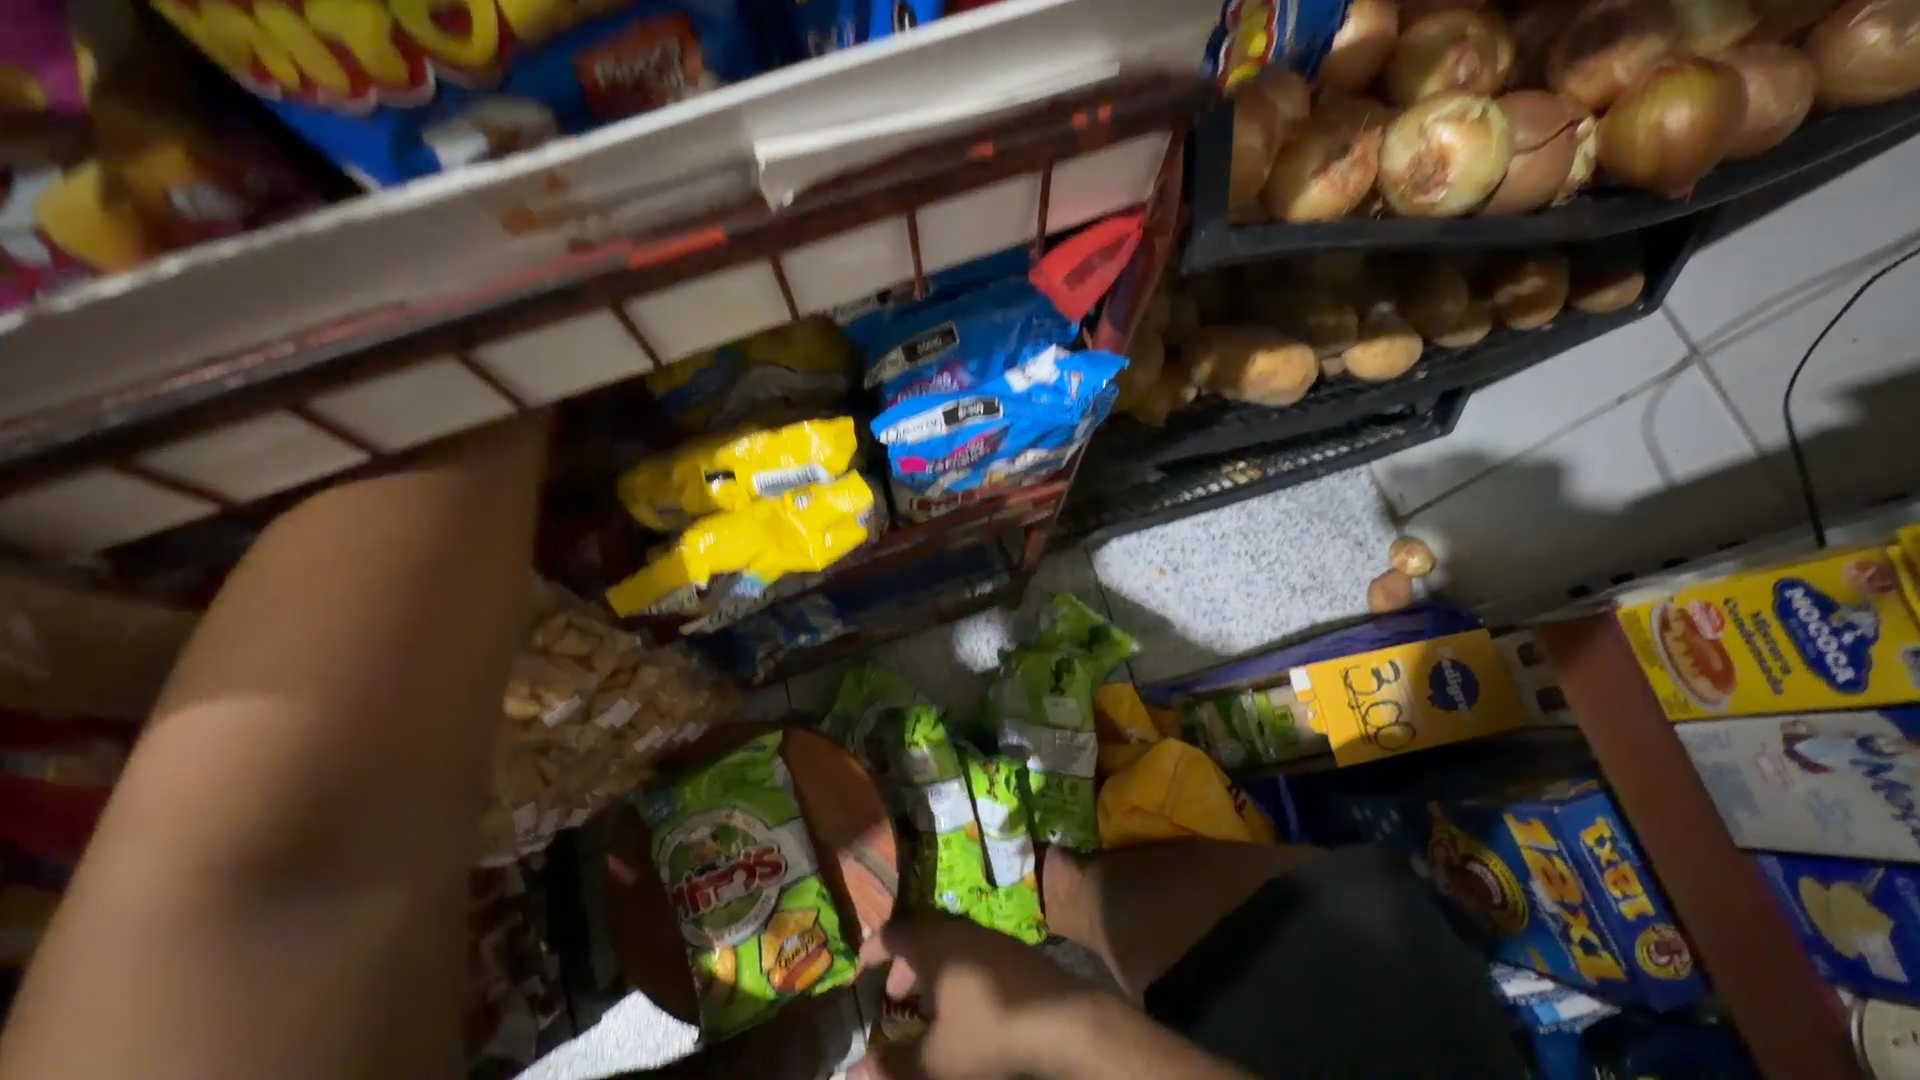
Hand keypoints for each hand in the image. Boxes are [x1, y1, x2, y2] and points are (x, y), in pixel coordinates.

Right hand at [851, 914, 1110, 1079]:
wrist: (1062, 1019)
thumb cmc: (989, 1032)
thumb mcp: (936, 1060)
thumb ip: (893, 1065)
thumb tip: (855, 1071)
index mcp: (933, 946)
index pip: (893, 934)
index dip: (874, 948)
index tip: (861, 964)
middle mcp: (958, 931)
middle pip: (922, 936)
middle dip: (905, 964)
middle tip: (895, 995)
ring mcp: (990, 936)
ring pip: (950, 943)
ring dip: (934, 968)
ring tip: (930, 1002)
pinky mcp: (1016, 950)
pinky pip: (975, 951)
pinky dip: (960, 970)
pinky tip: (968, 1001)